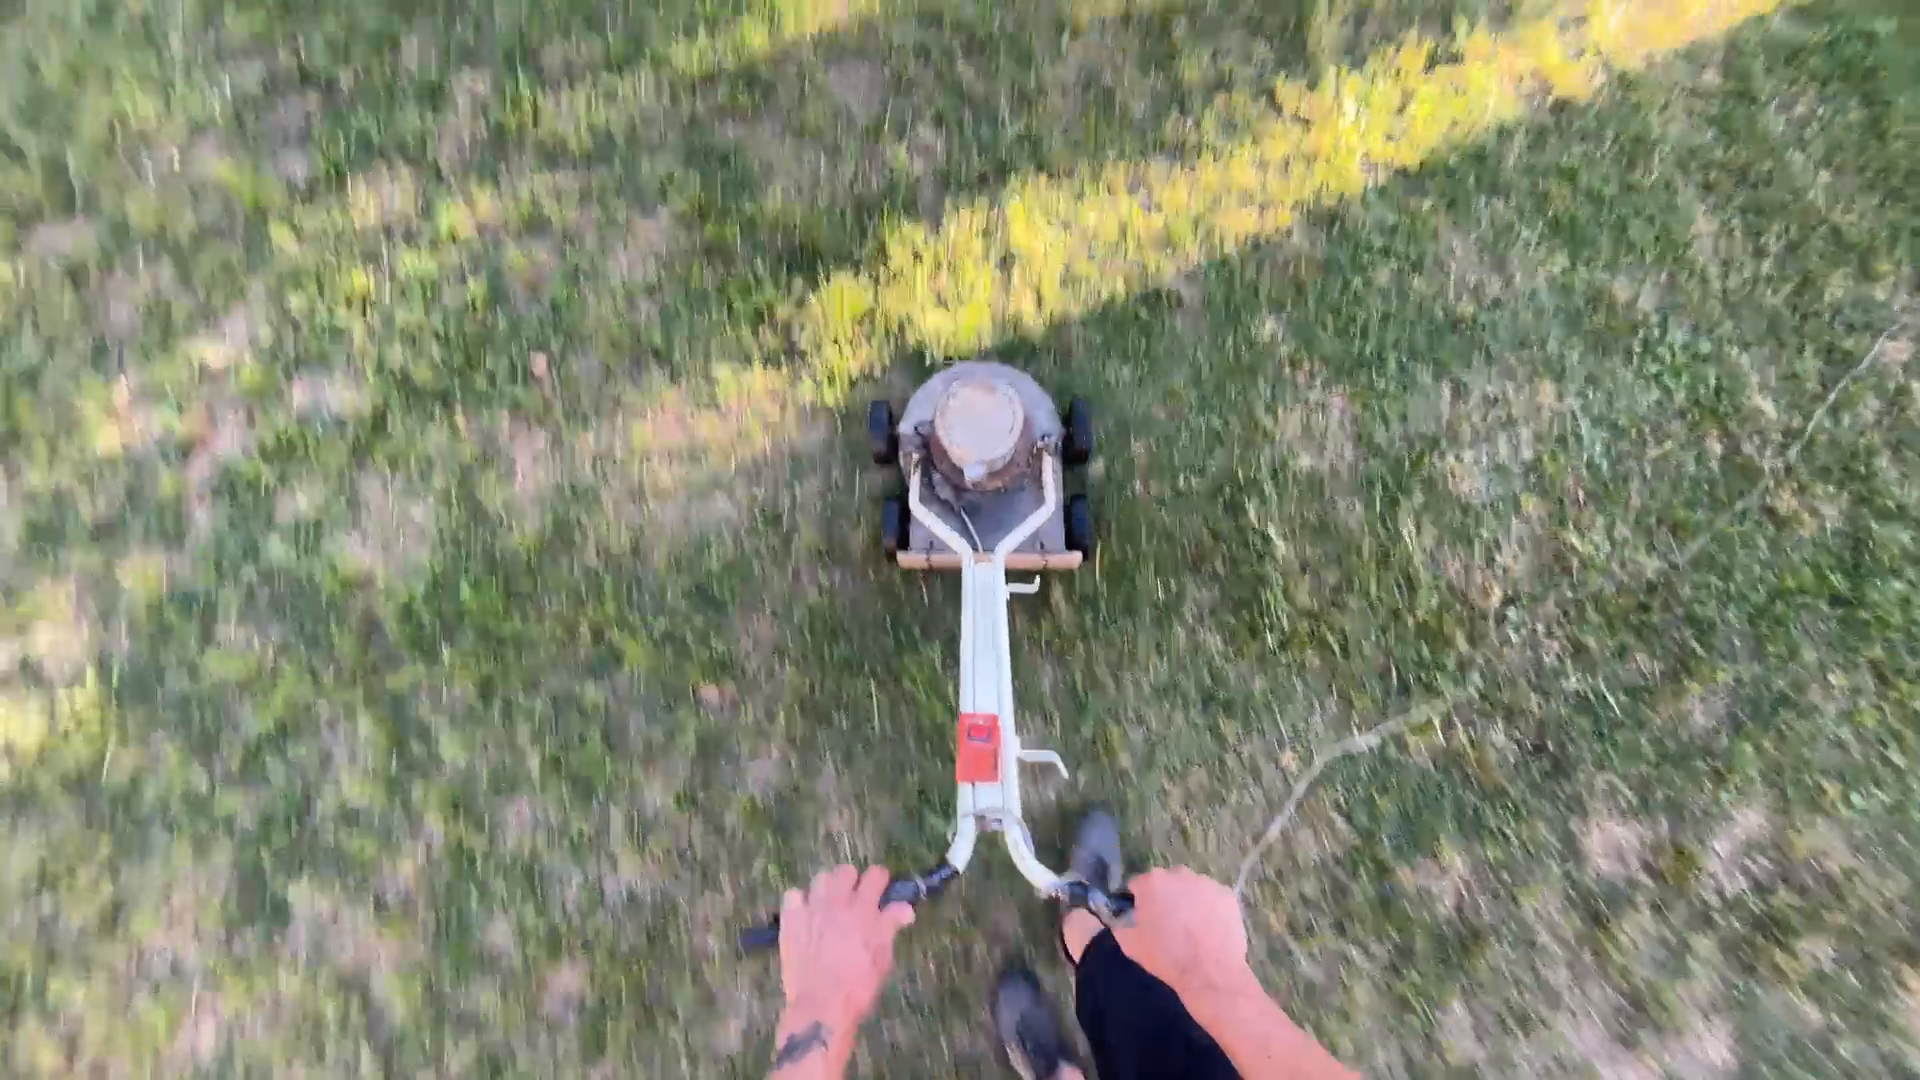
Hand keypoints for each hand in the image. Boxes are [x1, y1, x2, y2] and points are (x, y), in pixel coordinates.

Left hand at [777, 865, 915, 1030]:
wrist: (822, 1008)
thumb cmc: (859, 986)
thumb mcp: (883, 957)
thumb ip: (891, 926)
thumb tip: (906, 908)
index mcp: (864, 909)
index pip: (875, 875)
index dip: (880, 879)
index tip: (880, 888)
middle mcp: (838, 902)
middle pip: (846, 871)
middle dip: (852, 880)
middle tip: (853, 898)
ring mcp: (812, 909)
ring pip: (821, 878)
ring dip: (827, 888)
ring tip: (828, 905)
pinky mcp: (791, 920)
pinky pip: (793, 895)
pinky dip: (799, 902)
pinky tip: (804, 915)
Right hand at [1112, 867, 1252, 1000]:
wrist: (1210, 974)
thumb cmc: (1167, 958)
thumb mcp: (1130, 945)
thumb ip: (1120, 924)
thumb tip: (1121, 918)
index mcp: (1151, 882)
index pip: (1139, 885)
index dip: (1140, 902)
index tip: (1145, 918)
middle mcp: (1178, 874)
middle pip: (1166, 882)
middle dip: (1166, 897)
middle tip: (1170, 923)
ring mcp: (1205, 882)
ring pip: (1191, 888)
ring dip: (1189, 901)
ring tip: (1193, 928)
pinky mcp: (1226, 894)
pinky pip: (1213, 897)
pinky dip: (1210, 908)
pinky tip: (1210, 929)